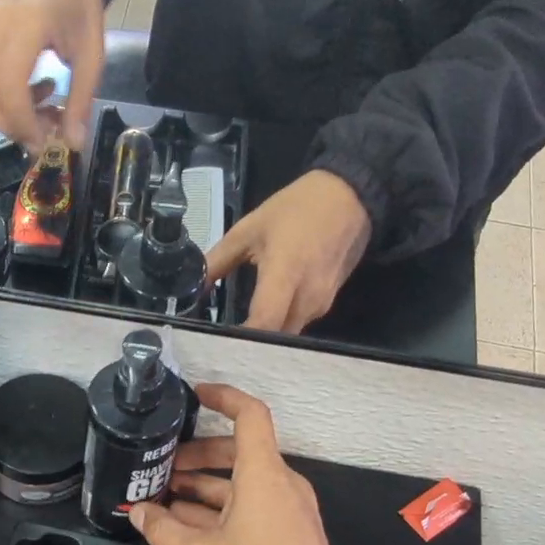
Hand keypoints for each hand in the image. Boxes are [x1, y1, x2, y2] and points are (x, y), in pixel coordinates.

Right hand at [0, 0, 106, 149]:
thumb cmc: (77, 4)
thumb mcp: (91, 52)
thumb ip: (81, 99)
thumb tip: (74, 143)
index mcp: (26, 26)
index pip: (11, 88)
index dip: (24, 123)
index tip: (44, 141)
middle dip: (15, 127)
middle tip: (45, 132)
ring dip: (11, 117)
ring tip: (44, 108)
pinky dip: (6, 100)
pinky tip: (33, 91)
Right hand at [130, 384, 342, 544]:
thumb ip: (163, 530)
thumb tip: (138, 513)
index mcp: (262, 474)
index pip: (249, 415)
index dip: (223, 397)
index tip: (195, 395)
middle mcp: (279, 482)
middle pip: (235, 452)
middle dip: (195, 457)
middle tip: (161, 467)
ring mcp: (286, 506)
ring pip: (240, 482)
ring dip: (203, 487)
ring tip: (165, 500)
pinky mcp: (288, 528)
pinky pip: (250, 504)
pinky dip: (220, 507)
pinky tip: (189, 525)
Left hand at [205, 169, 372, 334]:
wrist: (351, 195)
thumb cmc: (296, 209)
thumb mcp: (248, 230)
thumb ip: (217, 261)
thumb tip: (192, 286)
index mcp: (285, 275)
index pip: (263, 324)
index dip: (239, 342)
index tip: (216, 348)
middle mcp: (307, 297)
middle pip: (275, 339)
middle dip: (248, 348)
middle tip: (220, 350)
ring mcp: (321, 303)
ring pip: (287, 336)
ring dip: (264, 340)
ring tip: (237, 341)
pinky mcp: (328, 304)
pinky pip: (298, 324)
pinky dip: (279, 327)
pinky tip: (262, 323)